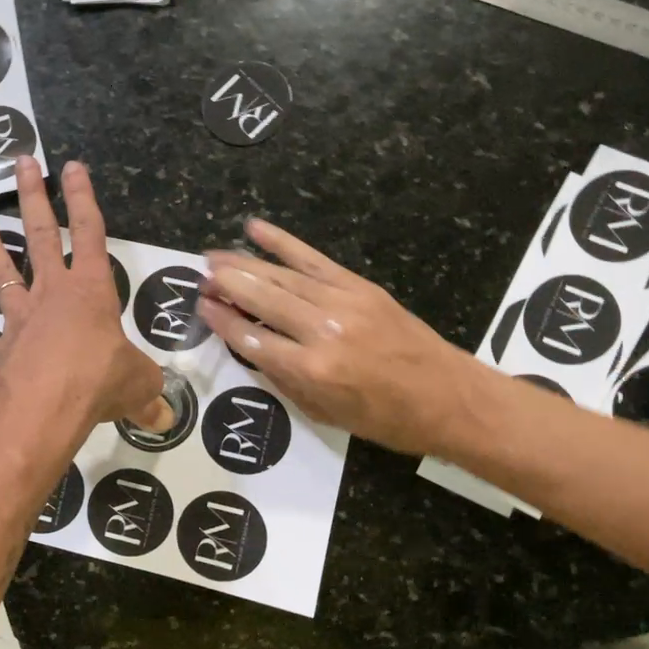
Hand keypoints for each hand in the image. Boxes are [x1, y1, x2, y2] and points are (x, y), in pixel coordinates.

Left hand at [0, 158, 170, 432]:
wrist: (46, 404)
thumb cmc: (99, 380)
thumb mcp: (138, 383)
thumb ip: (146, 393)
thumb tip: (162, 416)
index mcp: (90, 292)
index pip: (90, 235)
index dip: (83, 200)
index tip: (72, 167)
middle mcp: (51, 296)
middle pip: (40, 237)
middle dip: (33, 198)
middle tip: (22, 164)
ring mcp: (20, 321)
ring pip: (1, 274)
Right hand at [197, 218, 492, 456]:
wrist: (449, 398)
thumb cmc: (385, 419)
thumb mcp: (324, 414)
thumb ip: (284, 379)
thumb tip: (252, 347)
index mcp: (311, 370)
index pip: (251, 337)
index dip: (221, 320)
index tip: (200, 306)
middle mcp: (322, 331)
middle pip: (261, 299)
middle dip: (225, 284)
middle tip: (199, 275)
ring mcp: (343, 303)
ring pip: (281, 277)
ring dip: (244, 264)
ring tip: (214, 257)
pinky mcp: (360, 287)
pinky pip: (313, 260)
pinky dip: (283, 243)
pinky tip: (256, 229)